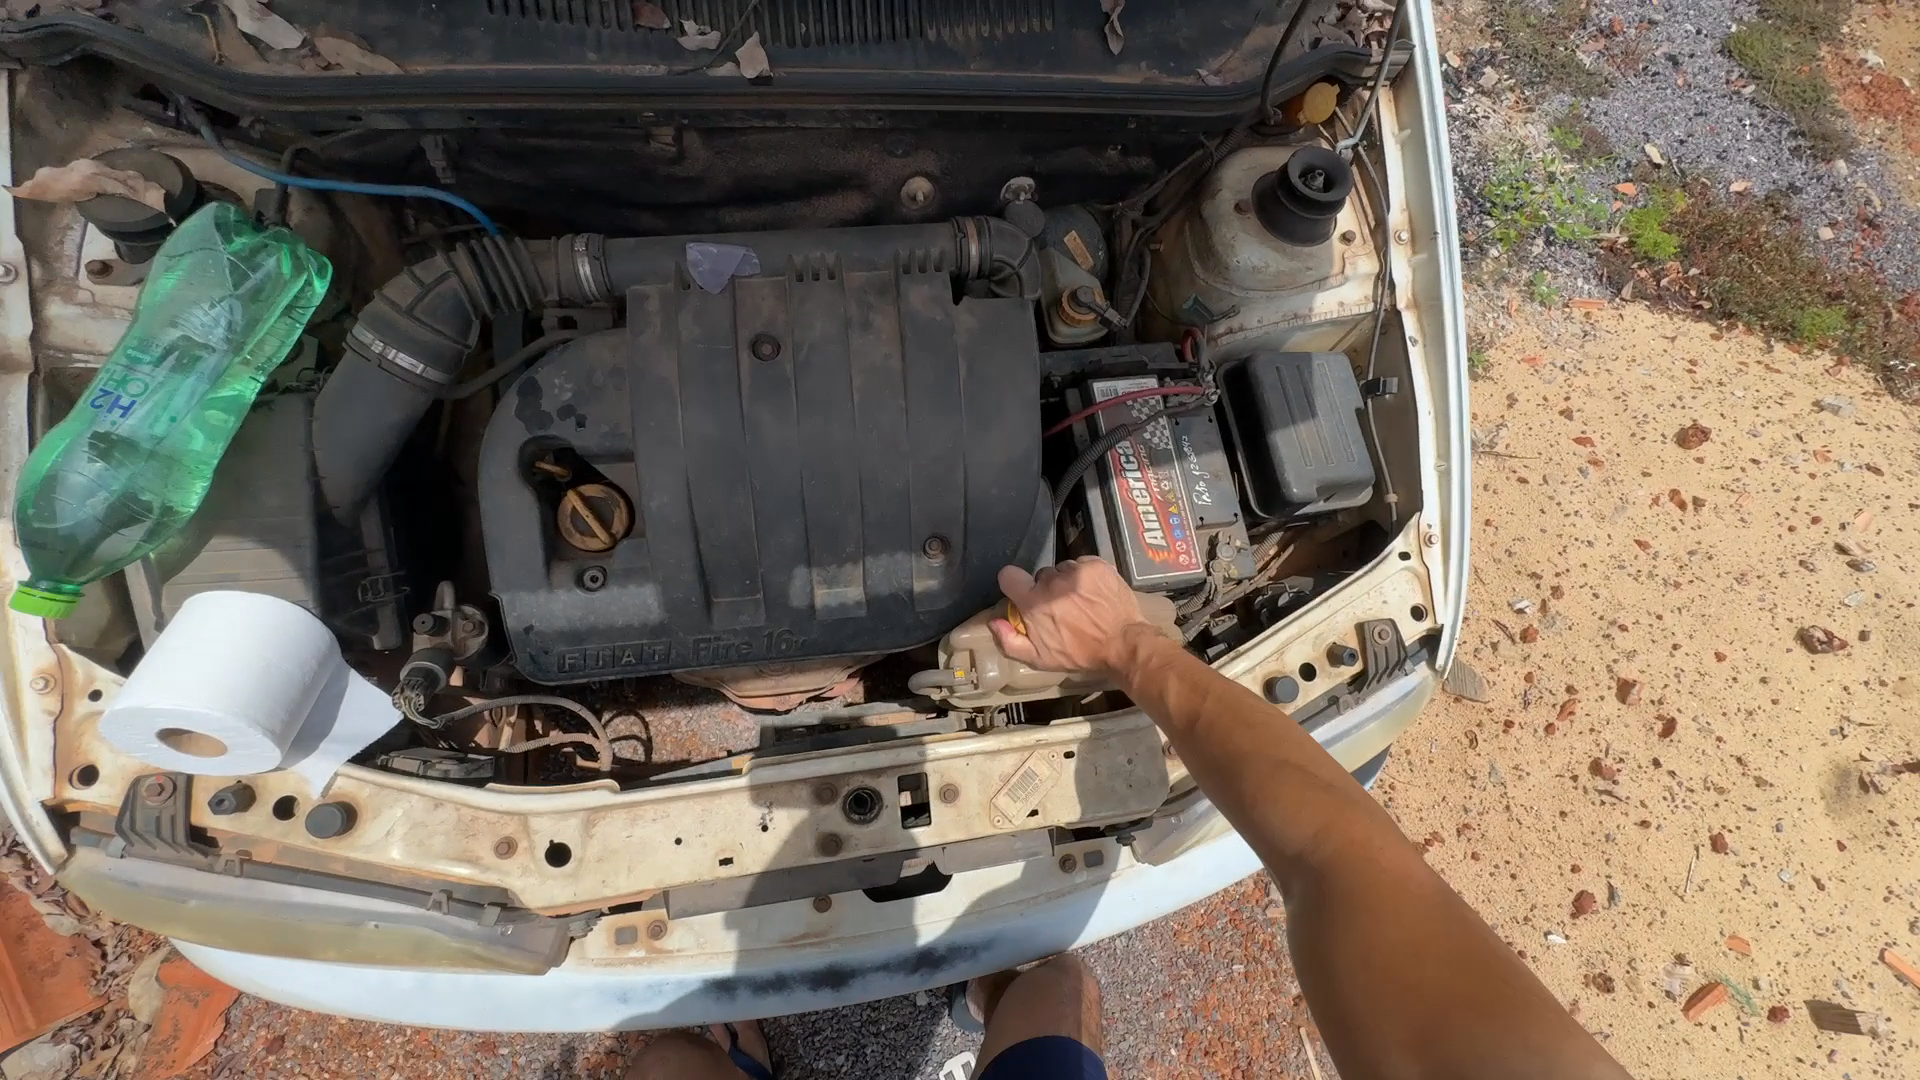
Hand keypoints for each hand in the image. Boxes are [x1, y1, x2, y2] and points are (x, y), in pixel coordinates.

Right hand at [989, 557, 1152, 677]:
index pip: (1008, 575)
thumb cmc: (1080, 654)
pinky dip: (1084, 575)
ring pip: (1062, 570)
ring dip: (1066, 582)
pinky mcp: (1096, 565)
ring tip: (1080, 601)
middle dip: (1046, 589)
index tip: (1023, 594)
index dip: (1013, 584)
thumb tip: (994, 622)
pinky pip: (1081, 564)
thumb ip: (1010, 641)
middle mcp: (1052, 581)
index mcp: (1034, 602)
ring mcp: (1076, 571)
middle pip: (1040, 576)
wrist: (1123, 644)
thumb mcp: (1040, 659)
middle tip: (1060, 607)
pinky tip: (1092, 592)